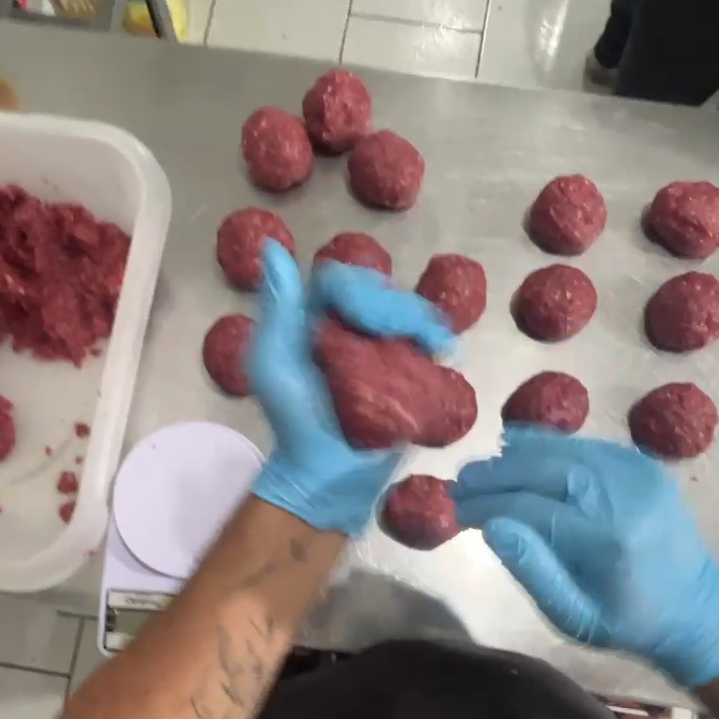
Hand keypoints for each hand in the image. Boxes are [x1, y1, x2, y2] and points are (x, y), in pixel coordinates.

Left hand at [247, 240, 453, 533]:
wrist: (327, 471)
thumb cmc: (294, 420)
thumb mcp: (272, 363)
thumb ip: (276, 308)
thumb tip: (273, 247)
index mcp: (312, 318)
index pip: (341, 282)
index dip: (362, 293)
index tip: (373, 323)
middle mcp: (345, 325)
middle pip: (379, 293)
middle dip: (399, 309)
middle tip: (416, 336)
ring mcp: (376, 347)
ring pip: (406, 314)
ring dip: (423, 324)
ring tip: (440, 345)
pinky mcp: (400, 370)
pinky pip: (422, 344)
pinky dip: (436, 342)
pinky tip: (446, 351)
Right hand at [454, 427, 718, 687]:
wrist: (697, 608)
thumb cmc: (625, 621)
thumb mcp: (573, 616)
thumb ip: (531, 570)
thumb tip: (491, 526)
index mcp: (606, 540)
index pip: (530, 508)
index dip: (487, 504)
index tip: (456, 509)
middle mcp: (624, 497)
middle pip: (546, 469)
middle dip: (497, 473)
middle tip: (461, 481)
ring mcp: (637, 474)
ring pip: (565, 449)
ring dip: (517, 455)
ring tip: (483, 466)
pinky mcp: (643, 464)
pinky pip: (585, 446)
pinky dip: (548, 445)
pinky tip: (518, 449)